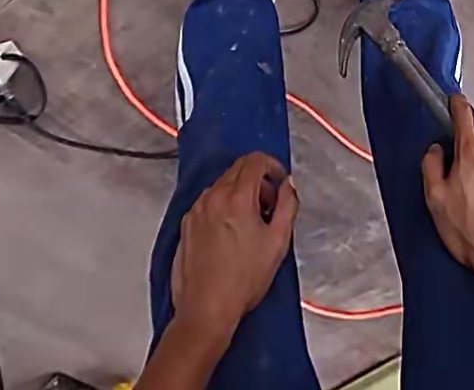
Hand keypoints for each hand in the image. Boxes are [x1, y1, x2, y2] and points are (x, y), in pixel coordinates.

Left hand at [171, 152, 299, 334]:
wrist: (205, 312)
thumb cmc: (244, 279)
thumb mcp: (278, 241)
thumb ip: (288, 204)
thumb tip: (288, 184)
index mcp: (236, 197)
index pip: (255, 160)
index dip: (273, 165)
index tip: (280, 182)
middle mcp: (213, 197)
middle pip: (239, 168)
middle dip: (259, 179)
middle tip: (269, 206)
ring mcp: (196, 210)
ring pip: (223, 184)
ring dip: (241, 191)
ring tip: (250, 222)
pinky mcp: (186, 225)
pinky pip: (209, 201)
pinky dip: (223, 204)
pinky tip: (230, 231)